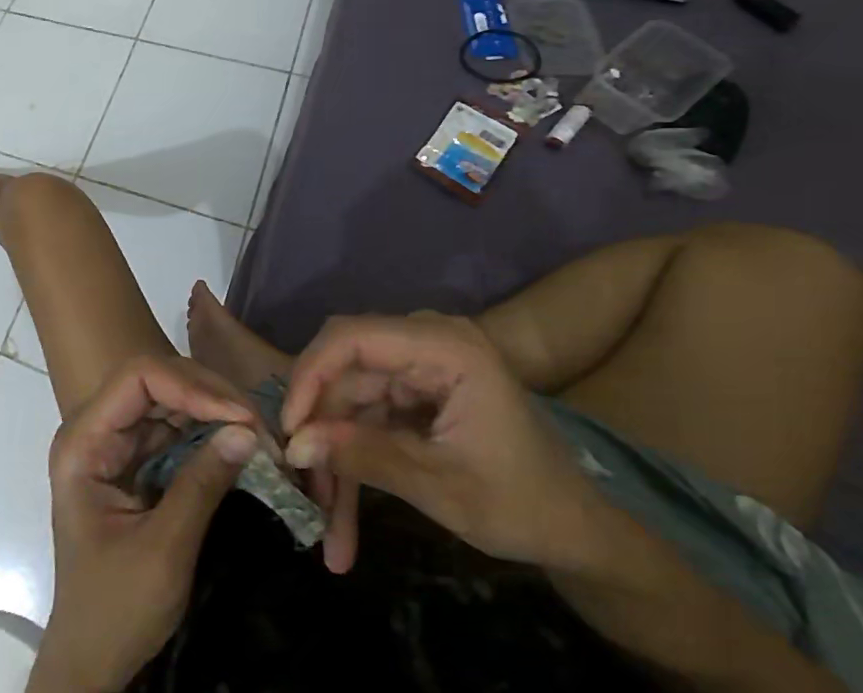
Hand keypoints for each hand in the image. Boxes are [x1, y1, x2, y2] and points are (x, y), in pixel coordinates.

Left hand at [33, 356, 261, 691]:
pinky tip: (243, 443)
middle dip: (213, 396)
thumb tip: (248, 430)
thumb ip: (202, 484)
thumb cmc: (116, 609)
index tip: (239, 415)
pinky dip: (215, 429)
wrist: (94, 660)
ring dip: (219, 410)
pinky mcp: (142, 460)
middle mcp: (99, 431)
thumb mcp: (164, 549)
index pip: (138, 378)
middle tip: (260, 425)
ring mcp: (121, 444)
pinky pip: (182, 426)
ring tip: (259, 433)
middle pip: (161, 381)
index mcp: (84, 444)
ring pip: (176, 399)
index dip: (191, 385)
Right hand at [281, 313, 611, 570]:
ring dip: (336, 458)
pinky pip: (370, 418)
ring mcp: (425, 369)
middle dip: (322, 431)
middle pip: (348, 371)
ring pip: (352, 401)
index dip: (311, 375)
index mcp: (449, 348)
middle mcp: (432, 344)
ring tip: (327, 527)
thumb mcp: (440, 486)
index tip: (288, 430)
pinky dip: (356, 461)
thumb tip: (296, 445)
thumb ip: (367, 457)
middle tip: (303, 492)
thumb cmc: (521, 504)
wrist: (574, 527)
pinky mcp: (420, 394)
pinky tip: (343, 519)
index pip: (355, 336)